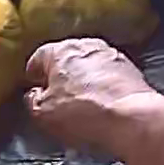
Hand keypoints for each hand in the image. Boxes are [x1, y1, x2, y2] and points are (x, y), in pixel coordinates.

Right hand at [25, 38, 163, 158]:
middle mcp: (88, 45)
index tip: (31, 87)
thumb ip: (32, 100)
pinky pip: (107, 79)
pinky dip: (101, 90)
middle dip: (59, 77)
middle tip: (53, 99)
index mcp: (61, 51)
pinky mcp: (132, 71)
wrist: (131, 119)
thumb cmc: (82, 113)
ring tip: (78, 106)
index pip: (39, 57)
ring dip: (81, 82)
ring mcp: (112, 56)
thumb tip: (33, 95)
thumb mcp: (42, 114)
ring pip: (88, 67)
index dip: (32, 74)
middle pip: (66, 60)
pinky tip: (99, 108)